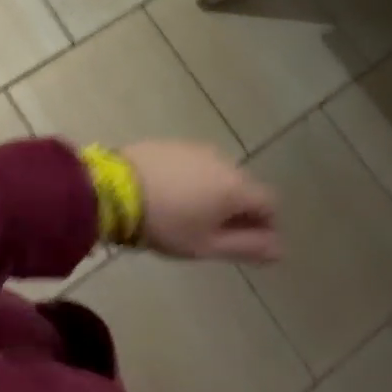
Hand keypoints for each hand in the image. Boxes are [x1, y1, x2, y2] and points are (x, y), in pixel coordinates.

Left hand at [120, 141, 280, 263]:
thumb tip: (280, 248)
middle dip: (237, 208)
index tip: (242, 242)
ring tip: (187, 213)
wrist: (111, 189)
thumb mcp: (207, 245)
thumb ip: (247, 246)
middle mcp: (220, 159)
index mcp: (236, 185)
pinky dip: (190, 178)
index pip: (270, 203)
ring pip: (216, 173)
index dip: (264, 225)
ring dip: (212, 192)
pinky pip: (191, 163)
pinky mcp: (168, 143)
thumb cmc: (165, 223)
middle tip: (212, 232)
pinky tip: (169, 194)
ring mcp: (192, 147)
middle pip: (242, 186)